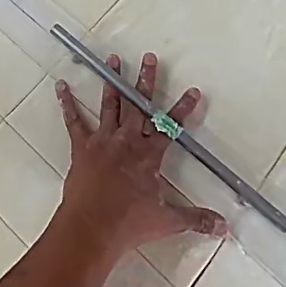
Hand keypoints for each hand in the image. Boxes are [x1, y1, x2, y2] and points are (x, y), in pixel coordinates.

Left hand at [51, 52, 226, 260]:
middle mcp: (127, 141)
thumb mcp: (167, 221)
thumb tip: (224, 227)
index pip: (170, 127)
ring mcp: (103, 141)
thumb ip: (196, 218)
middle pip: (139, 105)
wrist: (91, 229)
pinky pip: (74, 122)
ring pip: (110, 105)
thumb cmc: (128, 224)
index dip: (183, 109)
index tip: (193, 91)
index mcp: (148, 155)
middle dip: (146, 80)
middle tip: (149, 58)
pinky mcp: (81, 148)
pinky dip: (67, 103)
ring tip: (113, 60)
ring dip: (113, 82)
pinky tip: (61, 86)